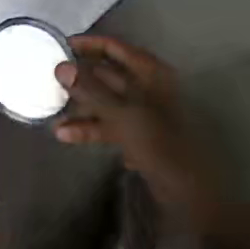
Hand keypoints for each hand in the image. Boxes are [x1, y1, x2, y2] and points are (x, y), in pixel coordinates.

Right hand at [53, 36, 249, 248]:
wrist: (203, 204)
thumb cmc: (166, 150)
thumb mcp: (126, 117)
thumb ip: (92, 90)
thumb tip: (60, 66)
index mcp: (150, 75)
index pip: (114, 47)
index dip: (86, 44)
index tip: (58, 46)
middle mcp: (147, 89)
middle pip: (106, 73)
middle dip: (77, 77)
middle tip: (46, 77)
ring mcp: (144, 115)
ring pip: (105, 101)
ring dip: (79, 106)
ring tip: (50, 109)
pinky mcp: (141, 139)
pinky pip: (109, 126)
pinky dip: (90, 128)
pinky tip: (66, 136)